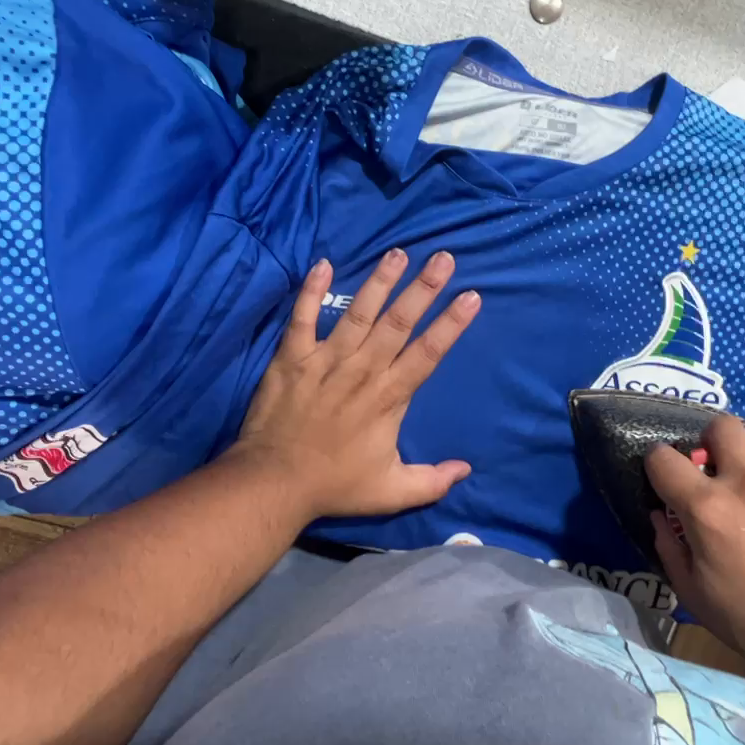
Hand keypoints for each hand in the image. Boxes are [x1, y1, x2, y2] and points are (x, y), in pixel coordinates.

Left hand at [229, 250, 480, 521]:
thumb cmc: (335, 485)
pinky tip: (322, 264)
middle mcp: (362, 370)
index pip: (428, 353)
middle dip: (424, 288)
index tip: (471, 296)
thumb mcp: (391, 492)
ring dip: (379, 281)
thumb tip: (467, 470)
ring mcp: (326, 360)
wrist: (274, 483)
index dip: (451, 324)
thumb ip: (432, 481)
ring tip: (398, 252)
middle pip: (399, 322)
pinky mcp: (292, 357)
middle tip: (443, 257)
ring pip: (357, 312)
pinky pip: (302, 318)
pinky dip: (311, 291)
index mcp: (389, 396)